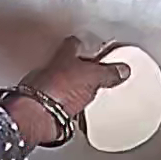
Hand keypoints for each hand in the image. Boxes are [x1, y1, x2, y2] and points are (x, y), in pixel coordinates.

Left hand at [9, 36, 129, 144]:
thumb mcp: (93, 77)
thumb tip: (121, 70)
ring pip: (62, 83)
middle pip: (68, 63)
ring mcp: (45, 88)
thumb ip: (108, 72)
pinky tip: (76, 111)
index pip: (75, 43)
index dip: (86, 44)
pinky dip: (68, 106)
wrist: (38, 115)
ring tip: (88, 95)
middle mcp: (51, 69)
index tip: (96, 47)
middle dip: (80, 68)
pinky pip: (60, 104)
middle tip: (95, 73)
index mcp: (63, 55)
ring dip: (73, 89)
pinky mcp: (44, 107)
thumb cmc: (58, 89)